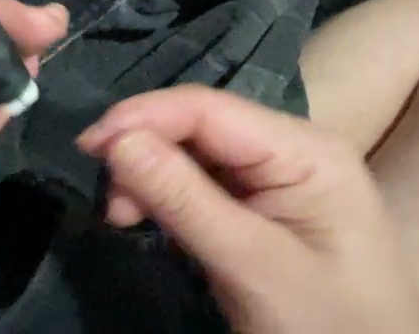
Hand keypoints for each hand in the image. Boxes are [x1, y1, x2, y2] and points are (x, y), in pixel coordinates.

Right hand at [77, 85, 418, 333]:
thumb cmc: (330, 331)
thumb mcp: (257, 269)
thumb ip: (185, 201)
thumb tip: (114, 140)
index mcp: (305, 150)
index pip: (206, 107)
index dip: (142, 116)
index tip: (87, 147)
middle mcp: (287, 148)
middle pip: (193, 126)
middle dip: (142, 152)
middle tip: (107, 200)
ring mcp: (272, 177)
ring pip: (186, 151)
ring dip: (146, 177)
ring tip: (121, 217)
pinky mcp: (255, 206)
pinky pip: (194, 181)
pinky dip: (160, 197)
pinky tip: (144, 220)